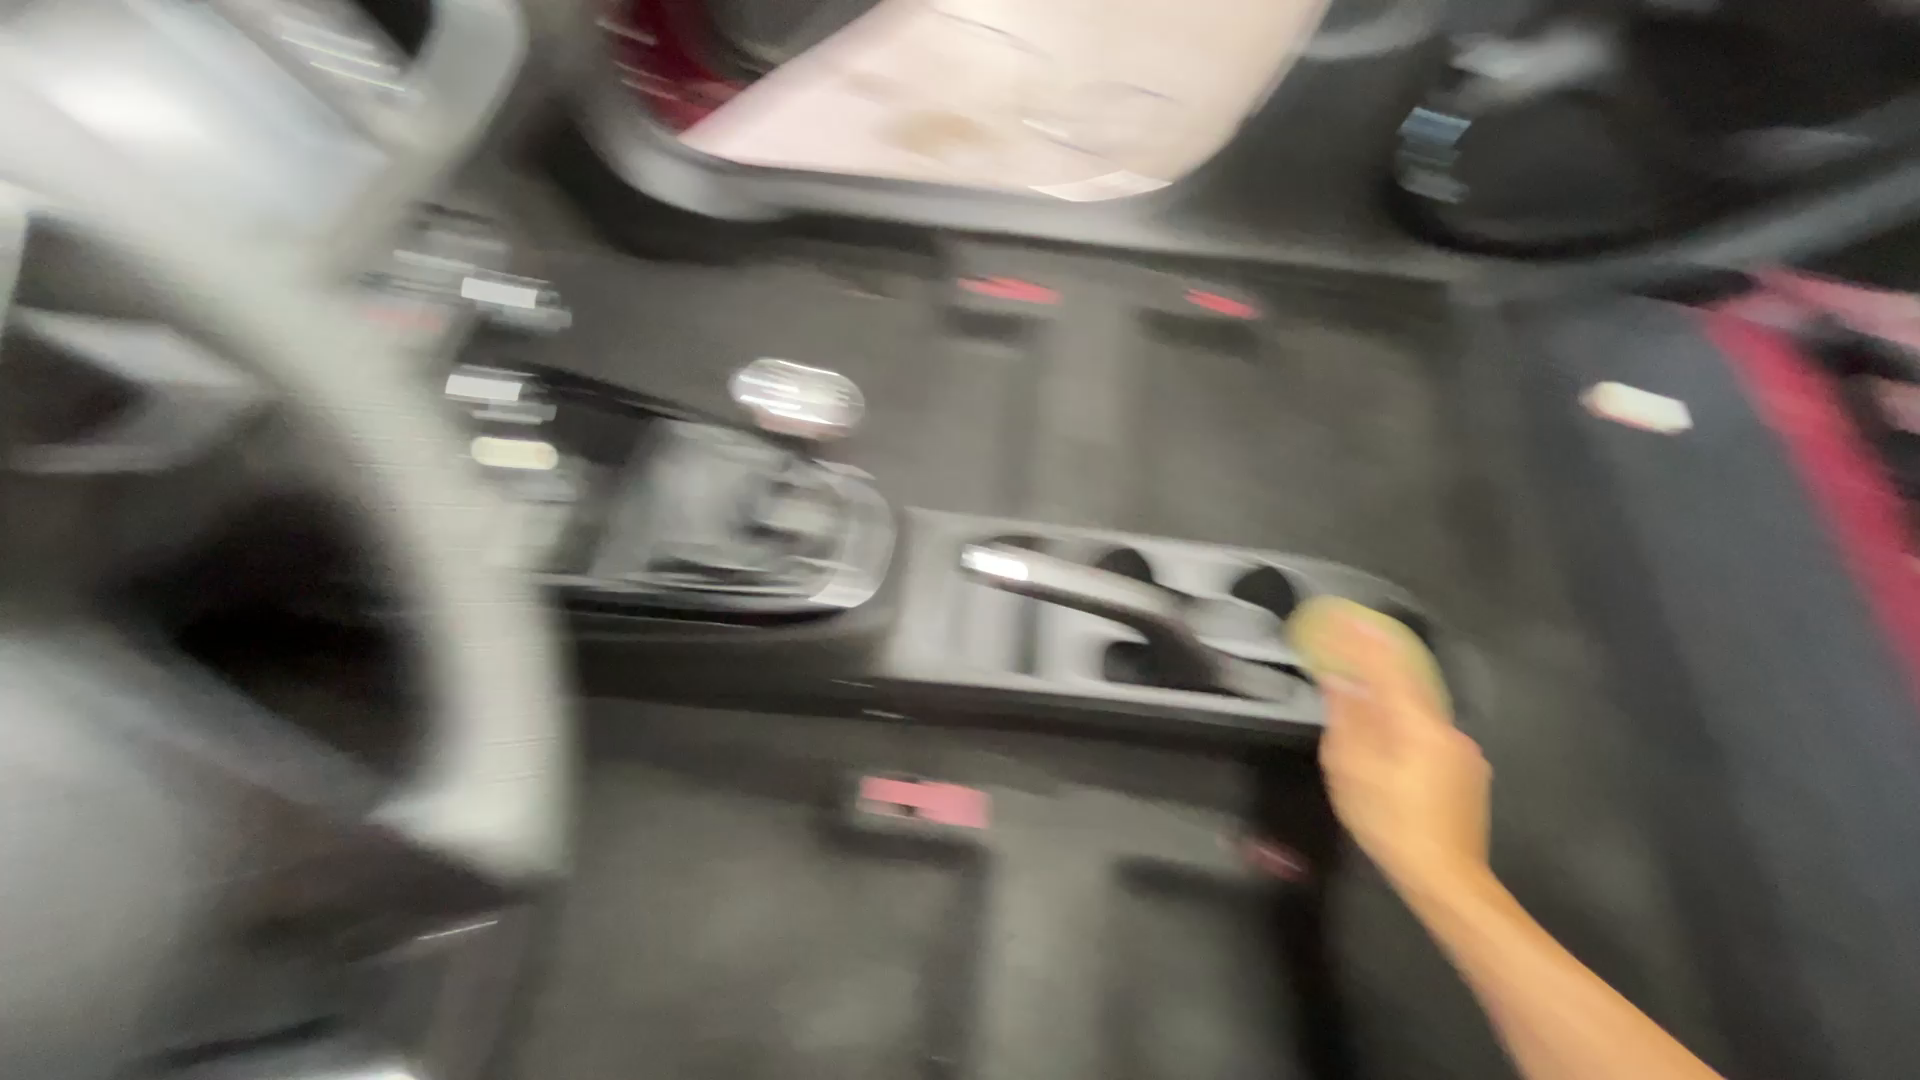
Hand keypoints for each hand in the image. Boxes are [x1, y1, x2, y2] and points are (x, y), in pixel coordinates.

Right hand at [1295, 600, 1491, 896]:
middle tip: (1346, 669)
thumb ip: (1346, 719)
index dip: (1365, 641)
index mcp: (1415, 723)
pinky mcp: (1469, 773)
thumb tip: (1340, 682)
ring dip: (1389, 711)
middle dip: (1376, 676)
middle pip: (1405, 689)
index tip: (1347, 617)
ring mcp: (1464, 752)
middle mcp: (1446, 728)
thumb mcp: (1351, 770)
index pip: (1388, 667)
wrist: (1447, 879)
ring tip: (1362, 727)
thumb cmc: (1389, 822)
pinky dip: (1405, 733)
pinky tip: (1390, 758)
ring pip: (1417, 716)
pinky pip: (1429, 737)